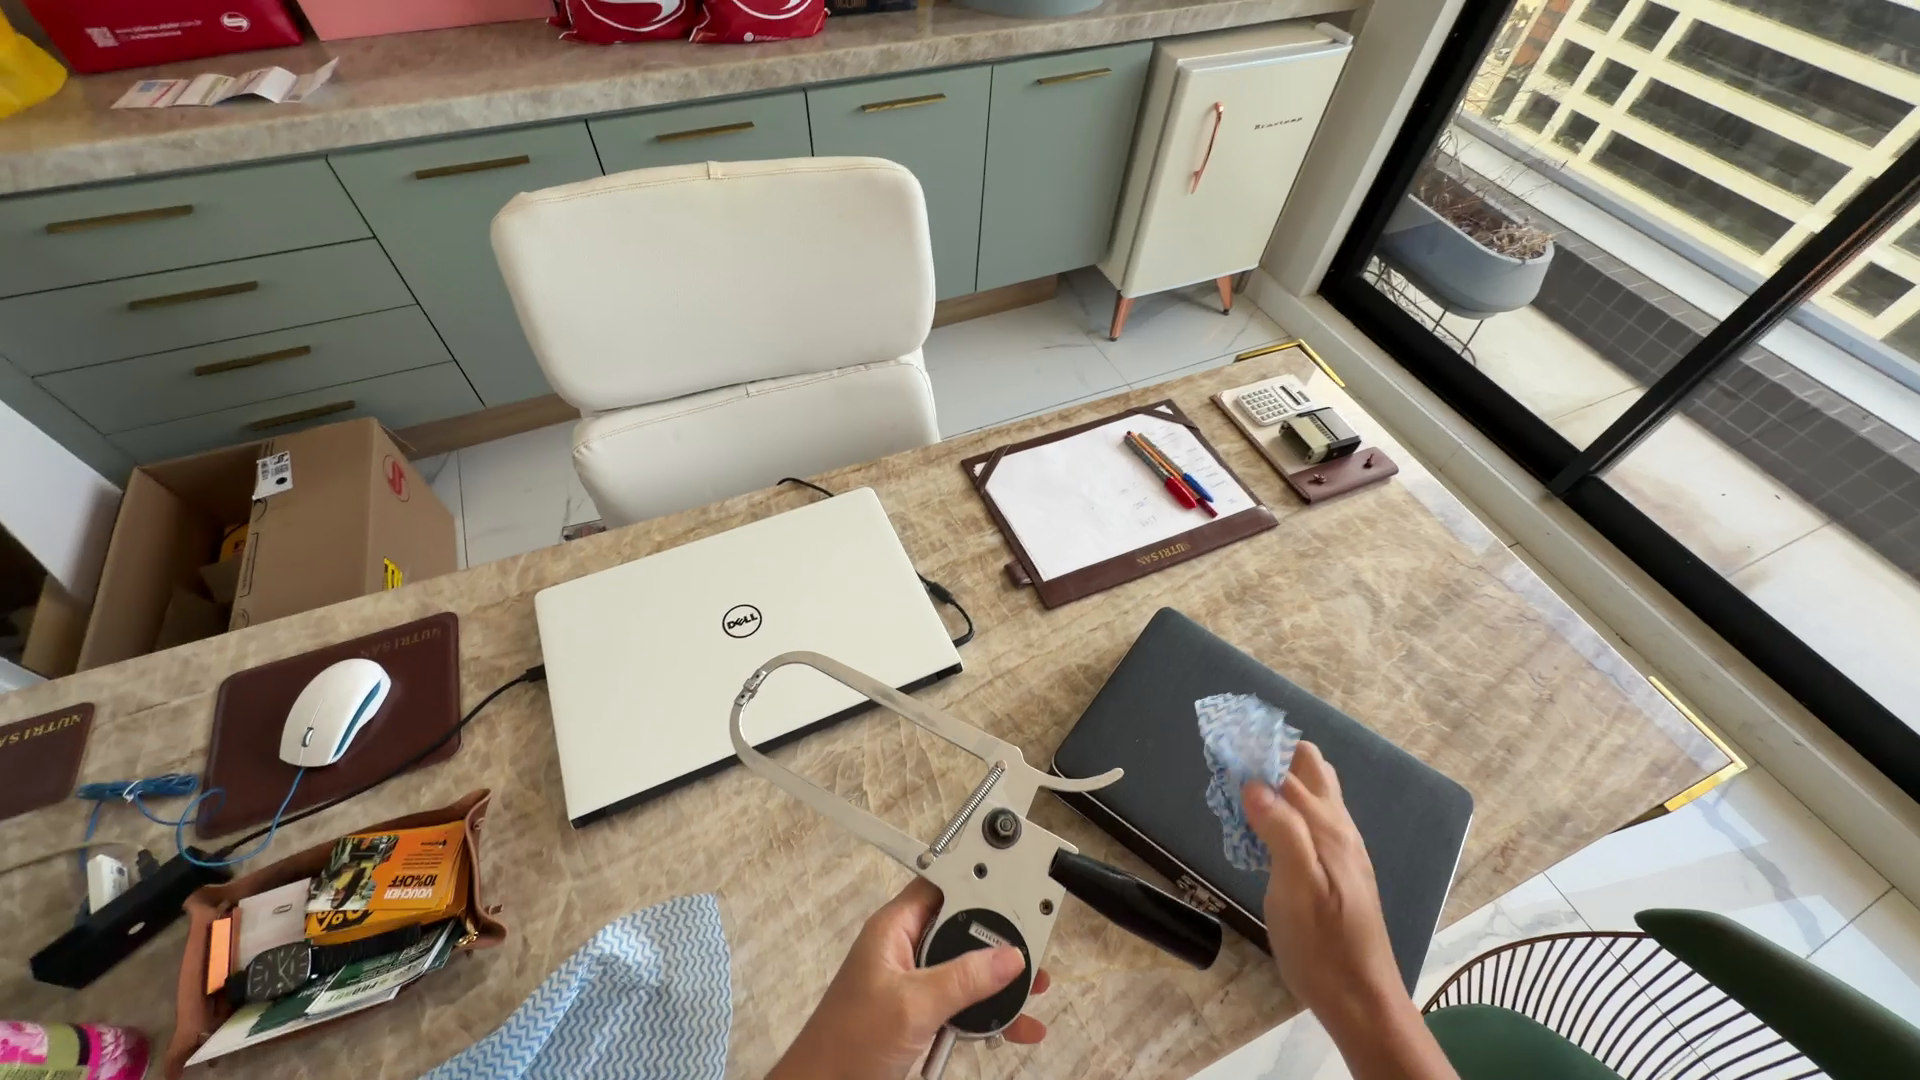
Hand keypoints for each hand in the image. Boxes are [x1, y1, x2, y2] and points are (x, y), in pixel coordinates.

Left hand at [768, 878, 1050, 1079]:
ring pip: (966, 969)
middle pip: (962, 928)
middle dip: (999, 941)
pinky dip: (988, 1014)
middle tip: (1034, 945)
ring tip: (1035, 987)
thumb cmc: (846, 1044)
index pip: (943, 886)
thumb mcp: (912, 1005)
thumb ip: (963, 979)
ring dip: (999, 983)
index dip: (978, 883)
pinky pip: (962, 1004)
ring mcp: (913, 983)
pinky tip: (1017, 1026)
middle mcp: (905, 948)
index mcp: (895, 928)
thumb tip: (1008, 957)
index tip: (1015, 889)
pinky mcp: (919, 1014)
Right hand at [1243, 742, 1457, 1079]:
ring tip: (1237, 791)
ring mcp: (1340, 847)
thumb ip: (1279, 831)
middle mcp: (1338, 828)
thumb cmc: (1322, 946)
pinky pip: (1307, 818)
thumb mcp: (1294, 888)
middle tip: (1229, 769)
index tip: (1220, 742)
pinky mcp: (1334, 867)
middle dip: (1269, 755)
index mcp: (1328, 827)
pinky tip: (1259, 828)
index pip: (1288, 767)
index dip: (1255, 750)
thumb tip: (1254, 783)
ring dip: (1275, 780)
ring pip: (1310, 792)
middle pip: (1308, 767)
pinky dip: (1281, 807)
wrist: (1360, 1000)